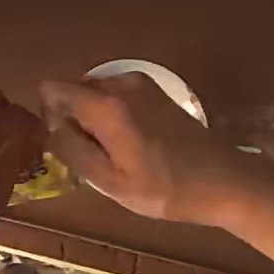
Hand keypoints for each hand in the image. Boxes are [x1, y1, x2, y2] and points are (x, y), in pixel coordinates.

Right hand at [39, 74, 273, 226]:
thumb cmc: (165, 190)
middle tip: (88, 157)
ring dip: (91, 120)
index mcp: (106, 105)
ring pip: (93, 94)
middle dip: (70, 118)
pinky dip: (110, 117)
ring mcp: (140, 83)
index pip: (52, 90)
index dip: (48, 116)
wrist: (225, 181)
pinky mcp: (154, 90)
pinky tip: (128, 146)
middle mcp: (120, 83)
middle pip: (72, 90)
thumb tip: (50, 126)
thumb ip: (73, 149)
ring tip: (111, 155)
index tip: (63, 145)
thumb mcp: (110, 181)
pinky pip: (113, 96)